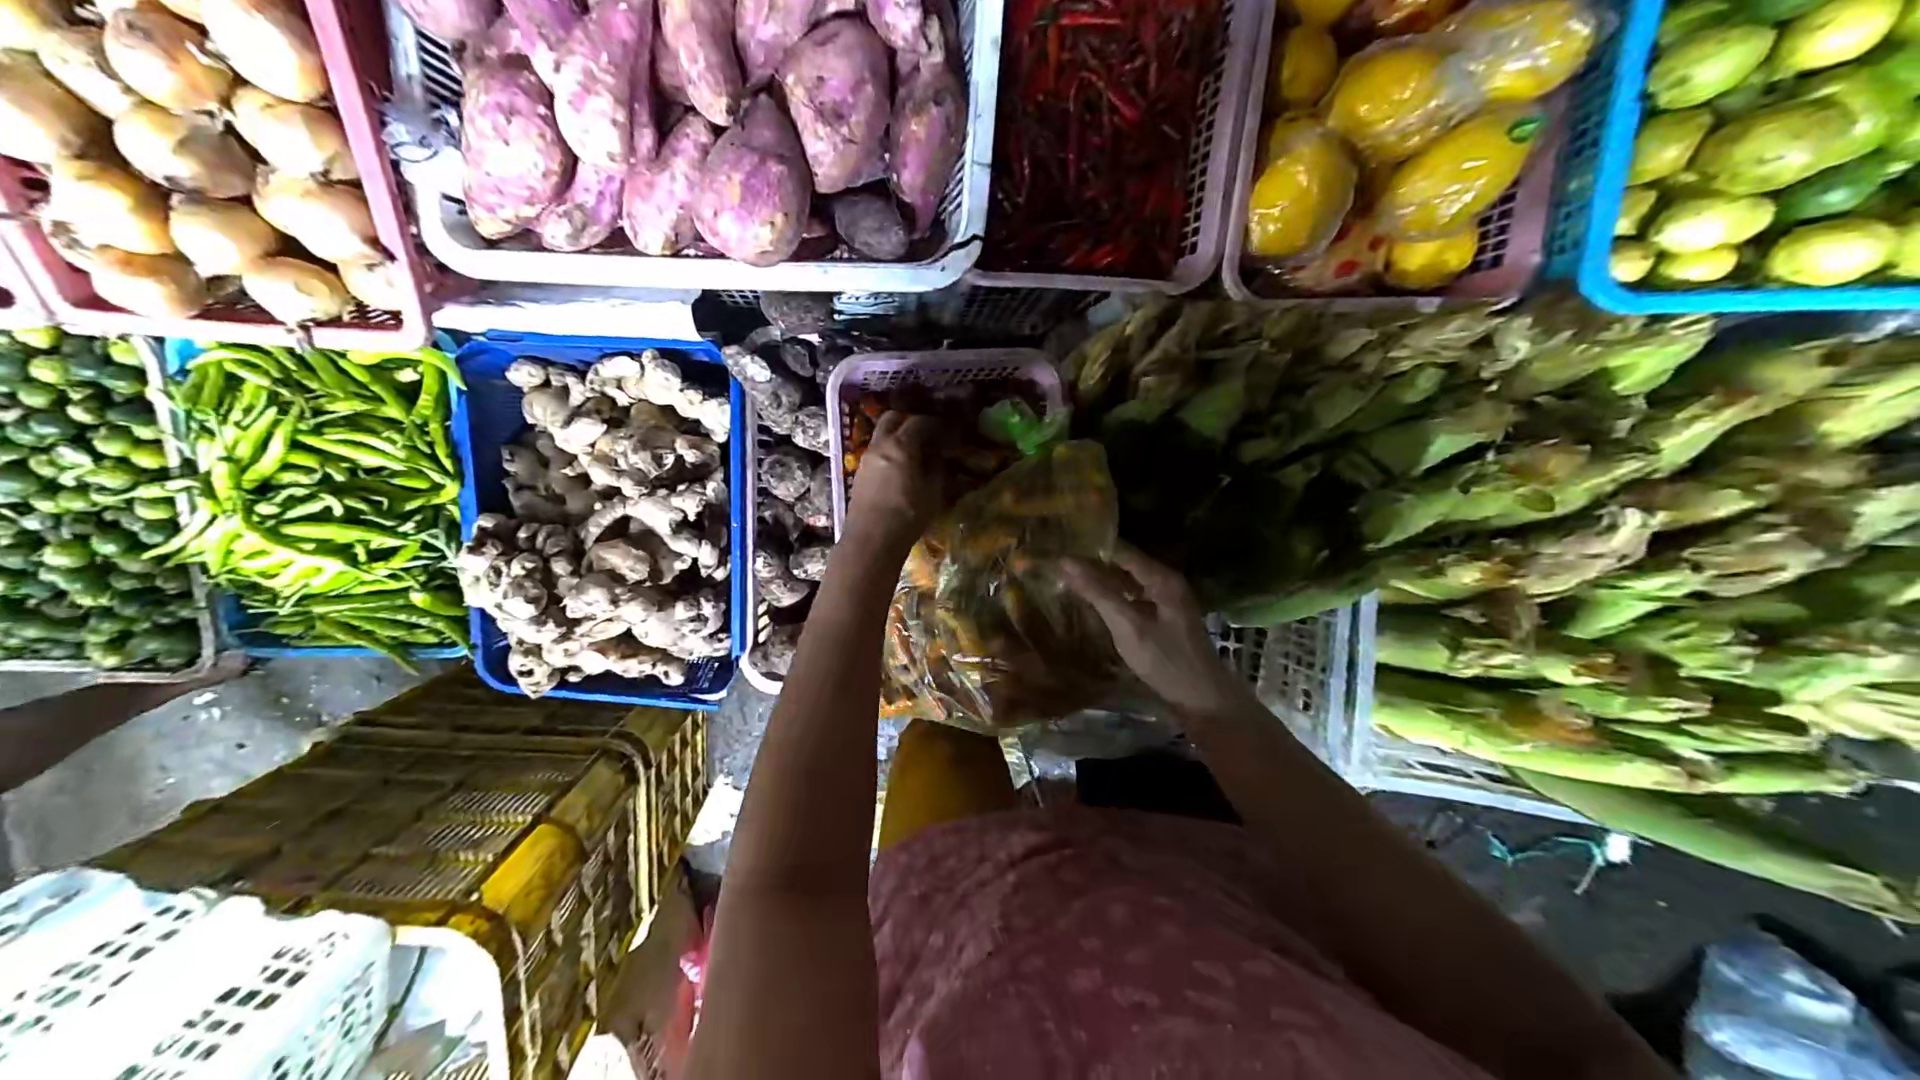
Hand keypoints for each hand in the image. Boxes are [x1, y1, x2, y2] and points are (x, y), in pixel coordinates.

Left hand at [845, 412, 942, 551]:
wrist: (871, 540)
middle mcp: (879, 445)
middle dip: (909, 421)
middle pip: (892, 419)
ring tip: (914, 451)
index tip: (947, 429)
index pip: (919, 422)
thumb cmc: (907, 515)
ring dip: (896, 436)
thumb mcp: (932, 493)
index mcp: (900, 445)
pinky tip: (900, 467)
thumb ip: (936, 469)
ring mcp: (866, 458)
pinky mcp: (859, 473)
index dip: (935, 423)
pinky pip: (875, 451)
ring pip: (881, 435)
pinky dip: (888, 451)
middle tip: (926, 433)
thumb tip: (937, 457)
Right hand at [1060, 544, 1252, 717]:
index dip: (1091, 548)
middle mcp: (1167, 582)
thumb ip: (1098, 593)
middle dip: (1094, 564)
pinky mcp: (1164, 617)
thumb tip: (1066, 562)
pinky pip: (1133, 597)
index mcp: (1162, 578)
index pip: (1121, 550)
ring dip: (1102, 581)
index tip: (1061, 547)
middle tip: (1059, 565)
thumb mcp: (1128, 626)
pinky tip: (1094, 603)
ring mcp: (1167, 600)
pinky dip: (1114, 597)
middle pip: (1125, 564)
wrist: (1203, 698)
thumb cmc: (1166, 661)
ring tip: (1069, 580)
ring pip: (1128, 581)